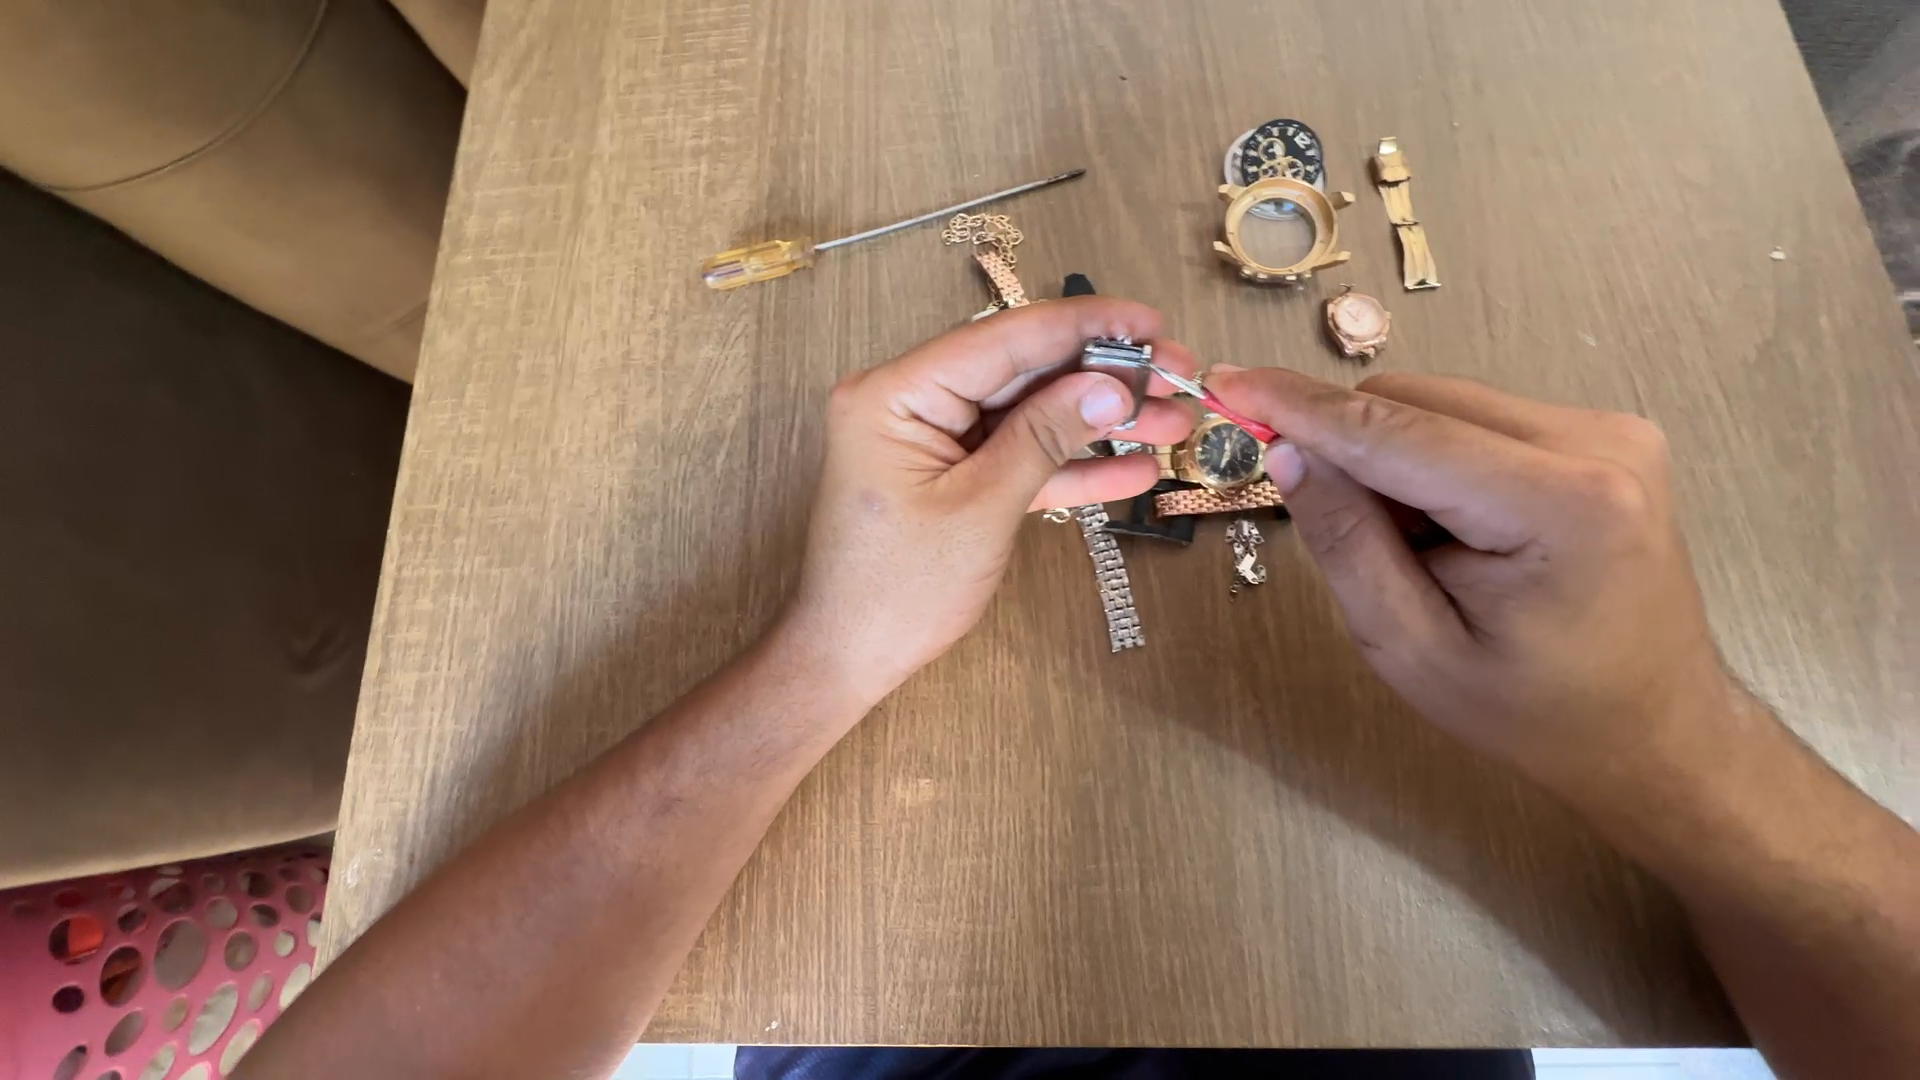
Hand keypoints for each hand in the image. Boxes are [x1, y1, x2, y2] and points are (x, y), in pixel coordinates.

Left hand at [789, 297, 1197, 705]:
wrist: (852, 657)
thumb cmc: (899, 590)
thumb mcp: (981, 507)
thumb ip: (1045, 436)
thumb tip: (1112, 386)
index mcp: (896, 393)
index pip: (1004, 339)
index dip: (1084, 325)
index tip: (1151, 320)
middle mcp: (911, 403)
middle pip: (1022, 372)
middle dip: (1102, 377)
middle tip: (1177, 375)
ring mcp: (933, 441)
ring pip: (1028, 416)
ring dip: (1098, 423)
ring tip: (1173, 424)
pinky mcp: (953, 476)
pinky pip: (1016, 458)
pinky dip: (1069, 466)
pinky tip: (1132, 468)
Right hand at [1207, 367, 1738, 797]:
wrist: (1649, 729)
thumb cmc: (1523, 708)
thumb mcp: (1405, 643)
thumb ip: (1343, 540)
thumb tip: (1287, 452)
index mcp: (1558, 504)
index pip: (1392, 430)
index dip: (1297, 405)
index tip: (1225, 382)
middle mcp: (1594, 441)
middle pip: (1410, 402)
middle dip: (1344, 448)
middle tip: (1329, 524)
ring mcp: (1605, 430)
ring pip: (1432, 404)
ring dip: (1383, 460)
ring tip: (1406, 546)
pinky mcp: (1596, 436)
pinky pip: (1463, 419)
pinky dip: (1421, 462)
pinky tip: (1440, 527)